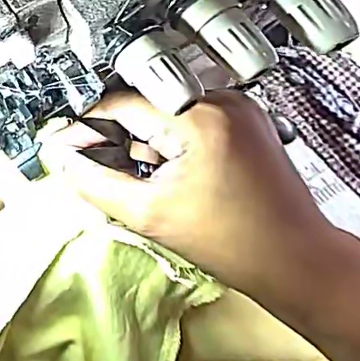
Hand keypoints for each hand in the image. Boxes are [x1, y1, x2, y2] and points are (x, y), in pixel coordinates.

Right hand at [41, 89, 351, 304]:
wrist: (296, 260)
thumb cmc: (238, 244)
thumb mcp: (150, 215)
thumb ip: (95, 184)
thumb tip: (63, 163)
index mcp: (199, 118)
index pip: (120, 104)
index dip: (85, 127)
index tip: (65, 144)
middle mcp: (222, 101)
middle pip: (141, 103)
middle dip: (113, 134)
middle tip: (94, 164)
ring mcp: (237, 107)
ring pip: (163, 109)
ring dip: (141, 137)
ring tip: (144, 177)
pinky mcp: (244, 118)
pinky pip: (187, 115)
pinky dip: (168, 138)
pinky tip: (167, 171)